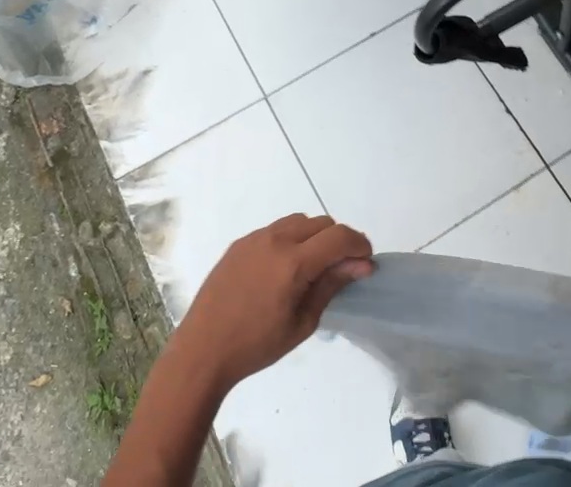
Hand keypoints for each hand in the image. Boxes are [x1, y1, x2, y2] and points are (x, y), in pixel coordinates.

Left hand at [170, 214, 373, 391]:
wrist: (203, 349)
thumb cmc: (256, 345)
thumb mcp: (303, 322)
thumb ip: (331, 285)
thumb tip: (360, 264)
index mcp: (293, 262)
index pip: (339, 237)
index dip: (359, 244)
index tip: (367, 262)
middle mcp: (275, 240)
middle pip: (321, 223)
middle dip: (339, 240)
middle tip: (344, 268)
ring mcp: (255, 238)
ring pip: (298, 221)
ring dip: (315, 236)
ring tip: (315, 267)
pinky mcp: (240, 243)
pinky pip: (276, 230)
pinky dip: (292, 239)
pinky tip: (286, 269)